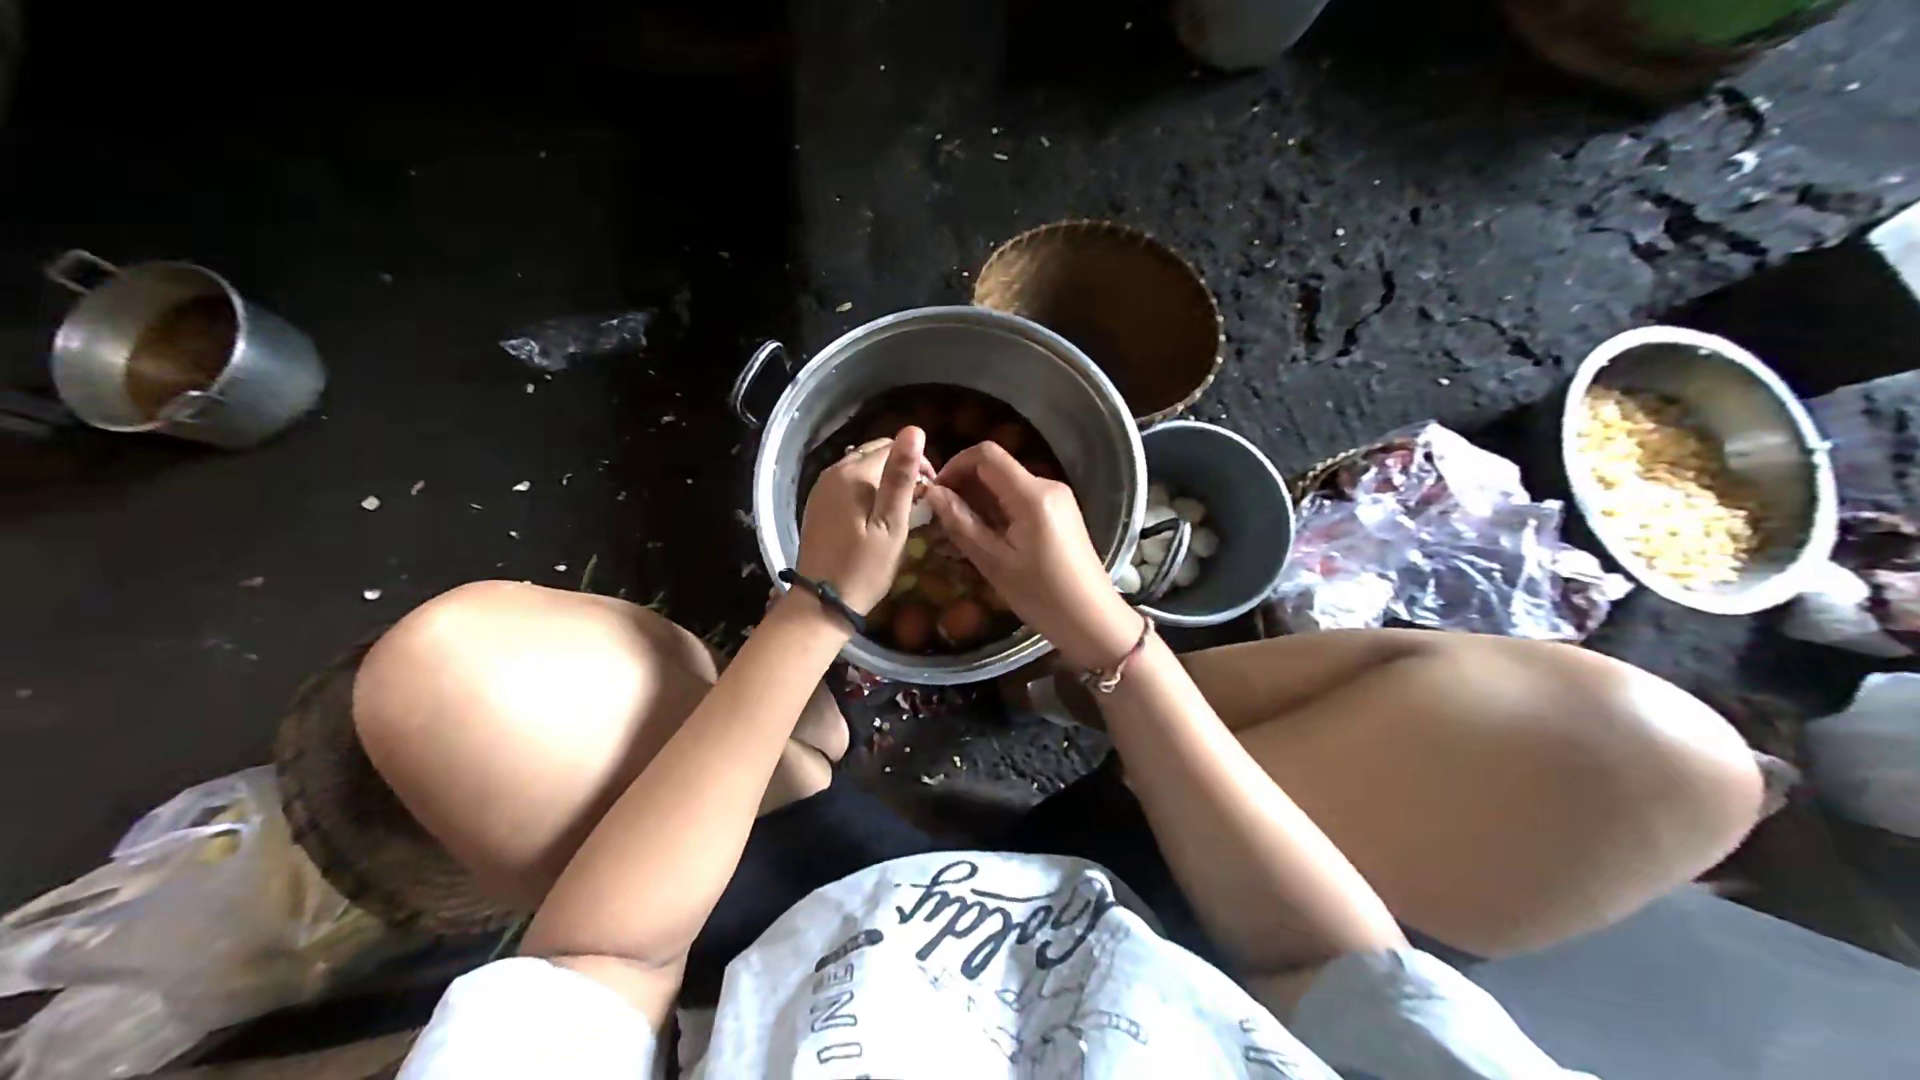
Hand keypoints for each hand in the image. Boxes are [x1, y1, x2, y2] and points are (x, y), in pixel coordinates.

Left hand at [794, 426, 929, 614]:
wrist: (822, 602)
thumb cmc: (864, 567)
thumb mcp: (891, 524)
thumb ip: (901, 477)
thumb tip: (914, 430)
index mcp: (852, 474)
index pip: (892, 447)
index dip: (918, 464)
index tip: (932, 493)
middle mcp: (832, 473)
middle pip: (874, 453)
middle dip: (900, 468)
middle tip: (920, 502)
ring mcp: (821, 489)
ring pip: (861, 467)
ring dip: (884, 478)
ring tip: (902, 508)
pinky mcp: (818, 505)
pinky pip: (848, 484)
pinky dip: (867, 489)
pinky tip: (876, 515)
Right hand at [921, 442, 1141, 669]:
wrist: (1093, 621)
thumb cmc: (1042, 596)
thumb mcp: (994, 562)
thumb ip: (961, 523)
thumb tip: (933, 493)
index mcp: (1032, 495)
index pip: (986, 455)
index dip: (955, 466)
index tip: (935, 493)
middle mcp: (1047, 486)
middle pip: (996, 470)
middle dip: (964, 488)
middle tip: (940, 521)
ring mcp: (1057, 499)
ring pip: (1006, 487)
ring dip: (979, 504)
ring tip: (957, 536)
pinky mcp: (1060, 514)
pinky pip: (1020, 502)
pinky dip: (998, 514)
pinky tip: (984, 540)